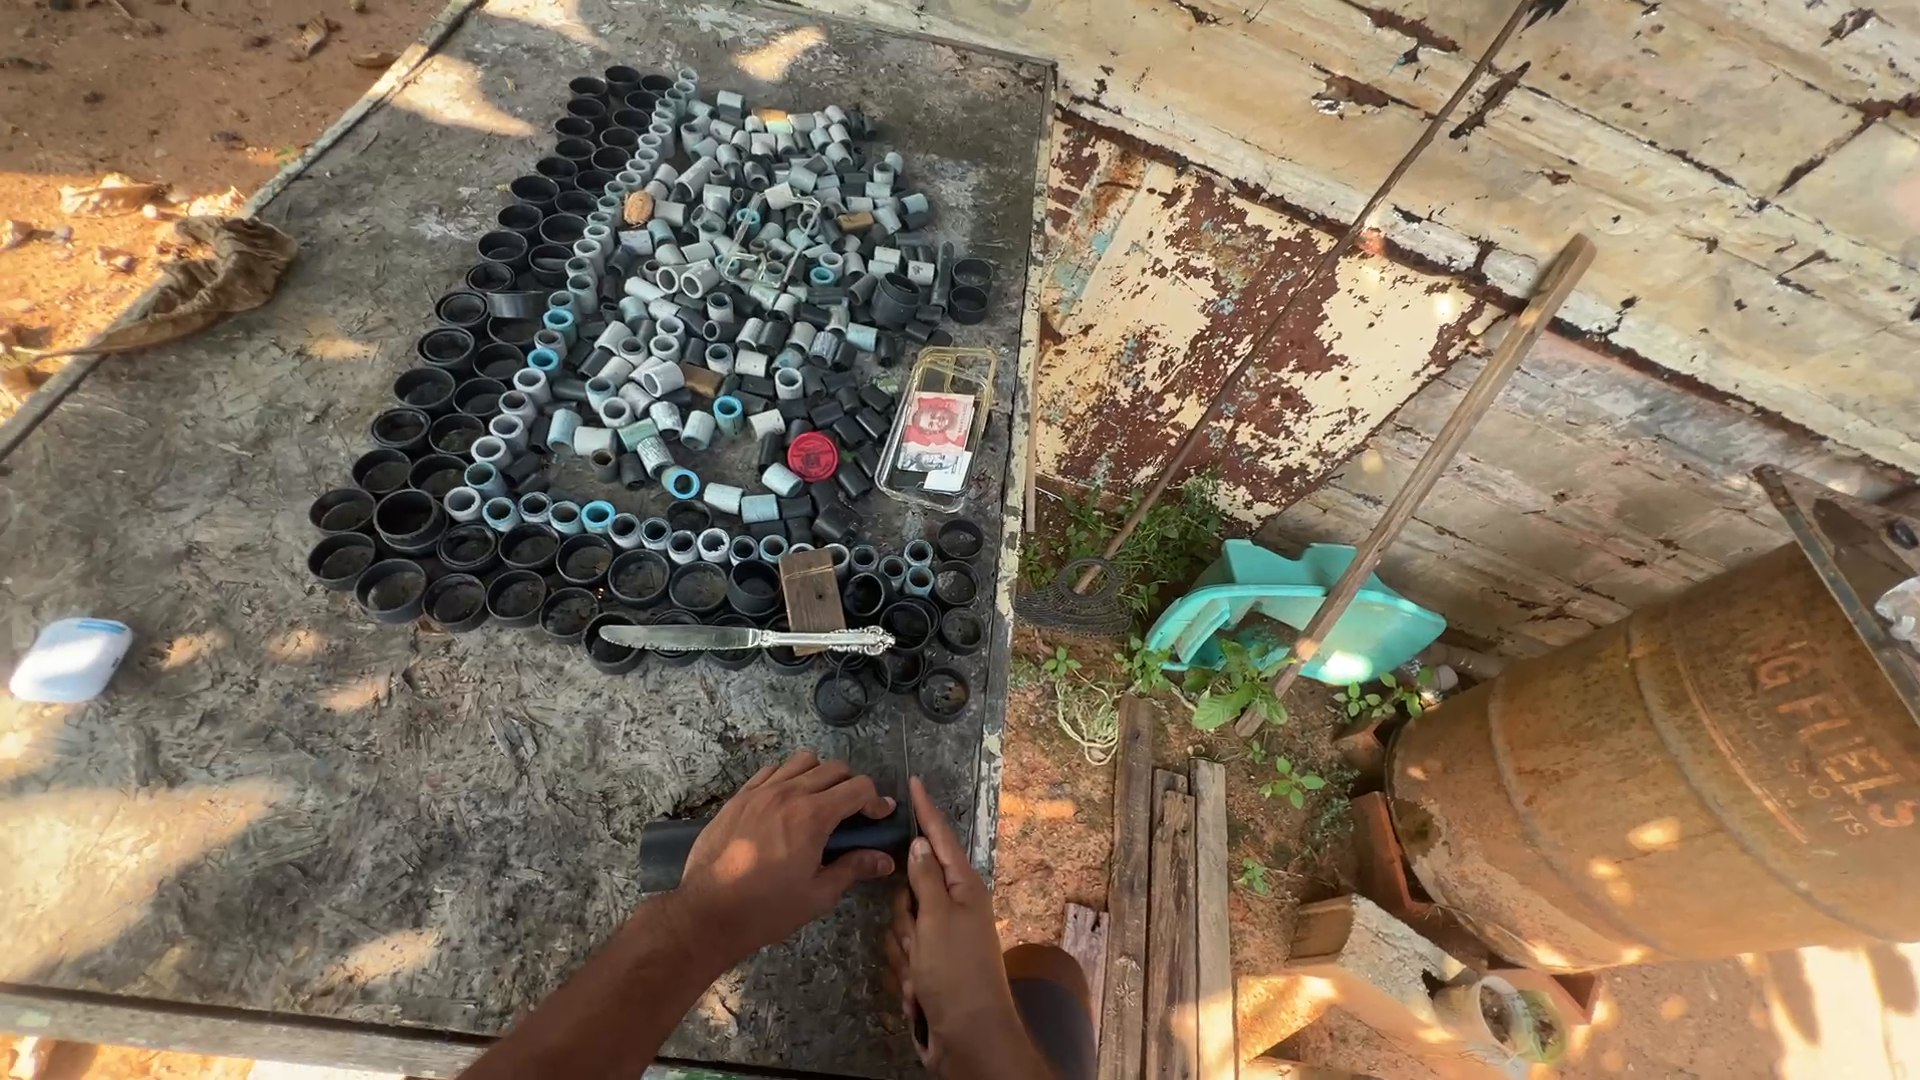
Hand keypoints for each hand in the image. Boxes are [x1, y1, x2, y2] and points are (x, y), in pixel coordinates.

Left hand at [678, 751, 896, 963]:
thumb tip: (885, 860)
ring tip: (818, 802)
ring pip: (803, 761)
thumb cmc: (767, 909)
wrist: (707, 914)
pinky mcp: (739, 797)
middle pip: (835, 768)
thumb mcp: (817, 894)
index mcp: (813, 816)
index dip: (876, 800)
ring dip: (819, 775)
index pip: (859, 787)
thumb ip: (853, 868)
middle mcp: (789, 793)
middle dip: (852, 786)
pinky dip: (787, 778)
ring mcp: (761, 791)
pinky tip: (785, 803)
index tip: (879, 817)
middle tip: (852, 812)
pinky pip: (771, 771)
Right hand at [887, 777, 1050, 1079]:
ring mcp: (941, 937)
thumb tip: (919, 841)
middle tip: (918, 942)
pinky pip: (904, 953)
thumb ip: (924, 878)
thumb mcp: (937, 919)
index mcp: (963, 887)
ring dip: (906, 951)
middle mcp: (953, 906)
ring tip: (922, 974)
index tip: (915, 781)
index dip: (925, 810)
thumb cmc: (956, 973)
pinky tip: (920, 992)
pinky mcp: (930, 964)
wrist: (969, 1041)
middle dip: (905, 917)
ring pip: (902, 923)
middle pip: (910, 887)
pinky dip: (907, 974)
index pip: (939, 838)